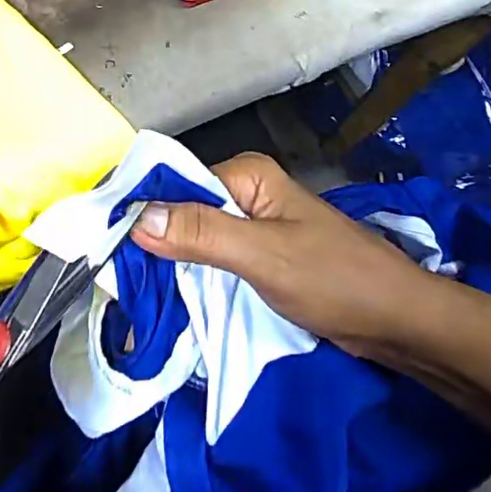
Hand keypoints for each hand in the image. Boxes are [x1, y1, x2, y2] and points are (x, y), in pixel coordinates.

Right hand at [129, 152, 440, 358]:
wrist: (390, 316)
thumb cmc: (333, 278)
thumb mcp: (264, 255)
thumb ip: (203, 234)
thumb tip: (137, 216)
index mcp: (249, 175)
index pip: (178, 185)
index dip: (141, 214)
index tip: (100, 249)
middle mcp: (249, 191)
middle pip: (185, 211)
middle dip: (154, 243)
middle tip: (113, 283)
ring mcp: (256, 225)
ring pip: (198, 239)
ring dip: (173, 264)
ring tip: (132, 296)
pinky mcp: (262, 255)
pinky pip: (217, 259)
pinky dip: (196, 277)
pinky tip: (170, 299)